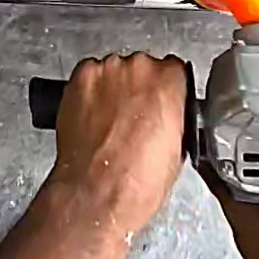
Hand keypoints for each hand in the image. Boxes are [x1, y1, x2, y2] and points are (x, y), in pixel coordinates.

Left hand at [44, 53, 188, 230]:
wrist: (96, 191)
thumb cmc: (137, 181)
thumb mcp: (177, 149)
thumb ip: (175, 116)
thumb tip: (168, 110)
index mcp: (168, 83)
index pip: (174, 68)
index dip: (168, 87)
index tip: (162, 99)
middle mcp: (138, 68)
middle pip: (142, 67)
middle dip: (139, 87)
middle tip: (133, 116)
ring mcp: (107, 69)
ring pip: (115, 70)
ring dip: (114, 88)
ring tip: (110, 119)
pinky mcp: (81, 75)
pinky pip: (91, 74)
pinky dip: (91, 90)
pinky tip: (92, 114)